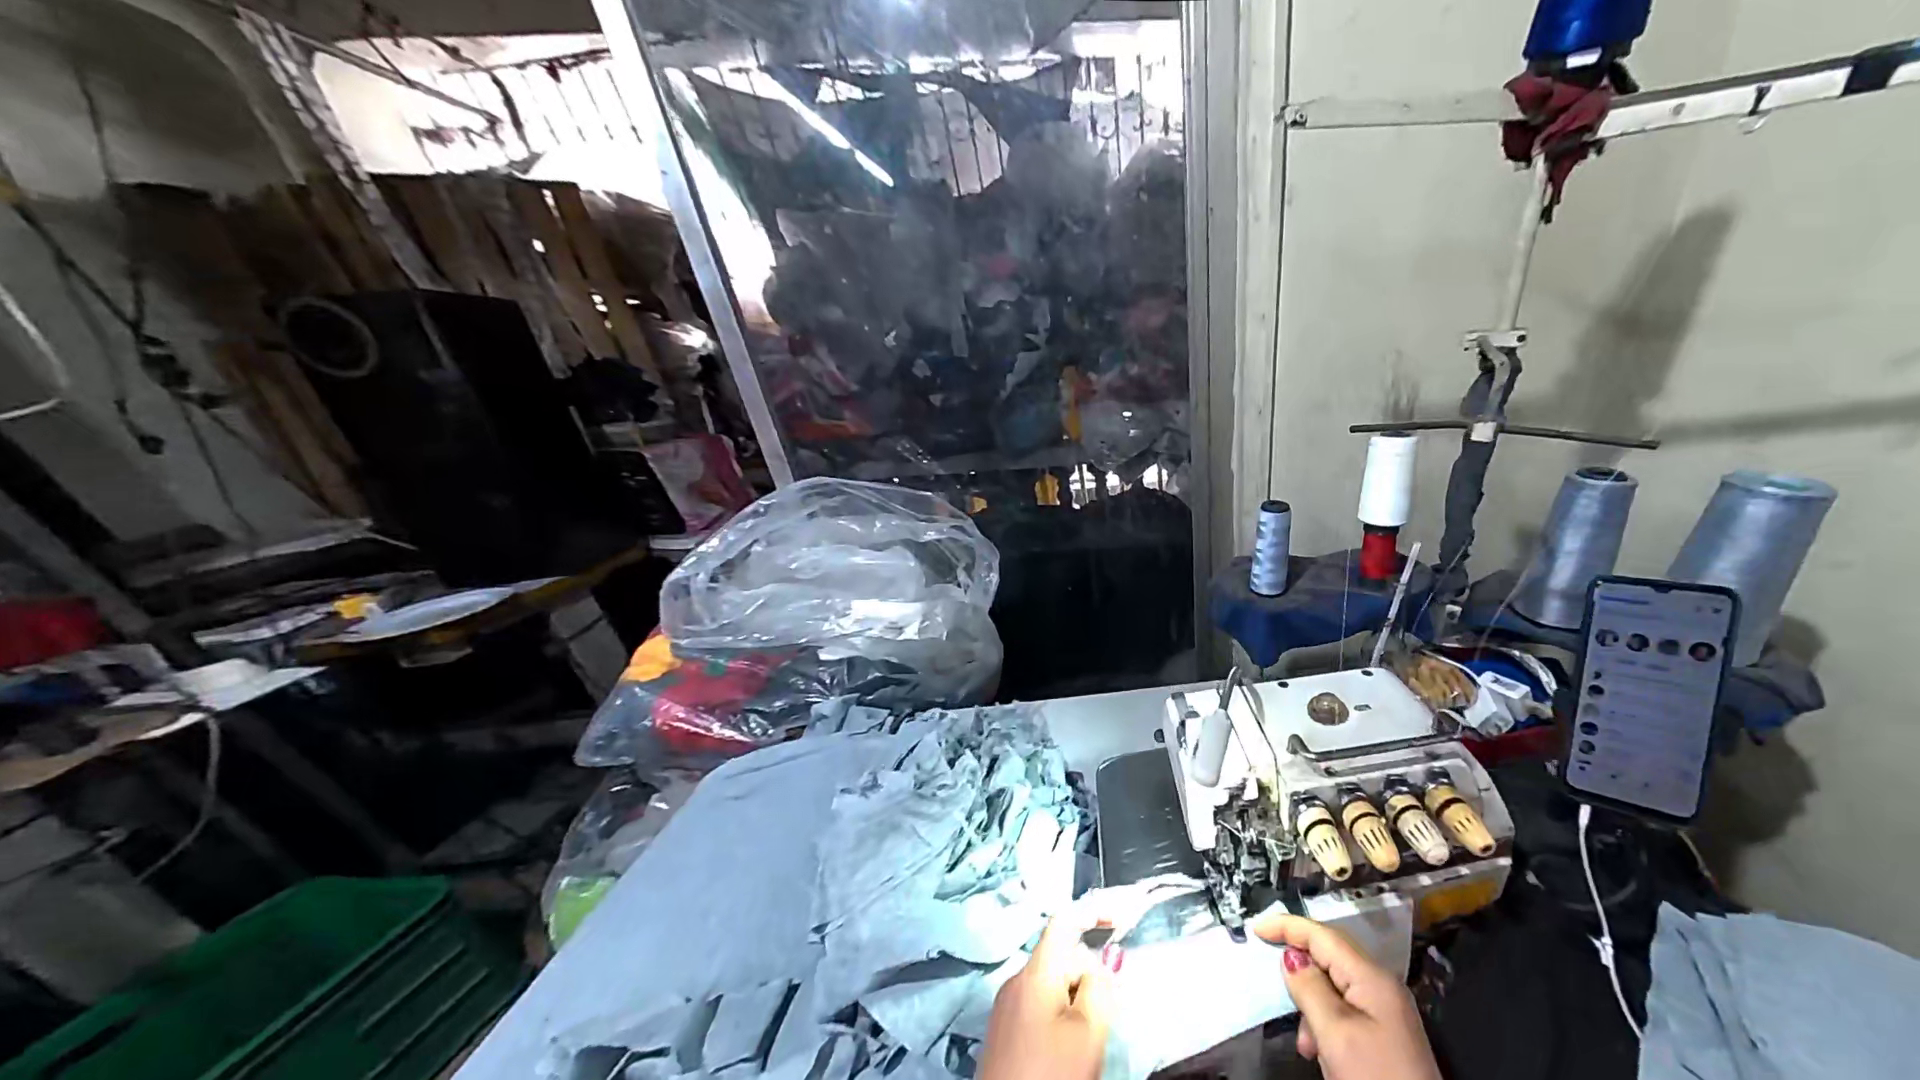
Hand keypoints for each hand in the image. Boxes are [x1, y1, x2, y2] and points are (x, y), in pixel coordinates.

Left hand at [978, 916, 1117, 1079]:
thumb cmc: (1049, 1073)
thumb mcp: (1086, 1034)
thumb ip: (1099, 991)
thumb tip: (1100, 964)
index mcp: (1034, 972)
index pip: (1062, 923)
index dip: (1091, 913)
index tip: (1118, 919)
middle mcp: (1015, 980)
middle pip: (1060, 960)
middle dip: (1086, 977)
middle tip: (1102, 1018)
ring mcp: (1006, 1006)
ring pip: (1051, 987)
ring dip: (1075, 1002)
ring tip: (1085, 1043)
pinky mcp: (1004, 1031)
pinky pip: (1038, 1008)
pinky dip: (1059, 1018)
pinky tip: (1065, 1053)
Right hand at [1248, 910, 1441, 1079]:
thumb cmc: (1375, 1079)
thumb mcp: (1335, 1034)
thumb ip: (1309, 988)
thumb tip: (1291, 957)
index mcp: (1372, 978)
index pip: (1322, 935)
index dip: (1286, 926)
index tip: (1255, 930)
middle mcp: (1381, 986)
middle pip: (1329, 954)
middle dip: (1298, 962)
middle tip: (1269, 973)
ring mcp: (1385, 1010)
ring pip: (1333, 983)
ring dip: (1310, 1000)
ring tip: (1303, 1038)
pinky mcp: (1383, 1032)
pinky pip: (1343, 1007)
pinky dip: (1323, 1019)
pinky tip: (1318, 1048)